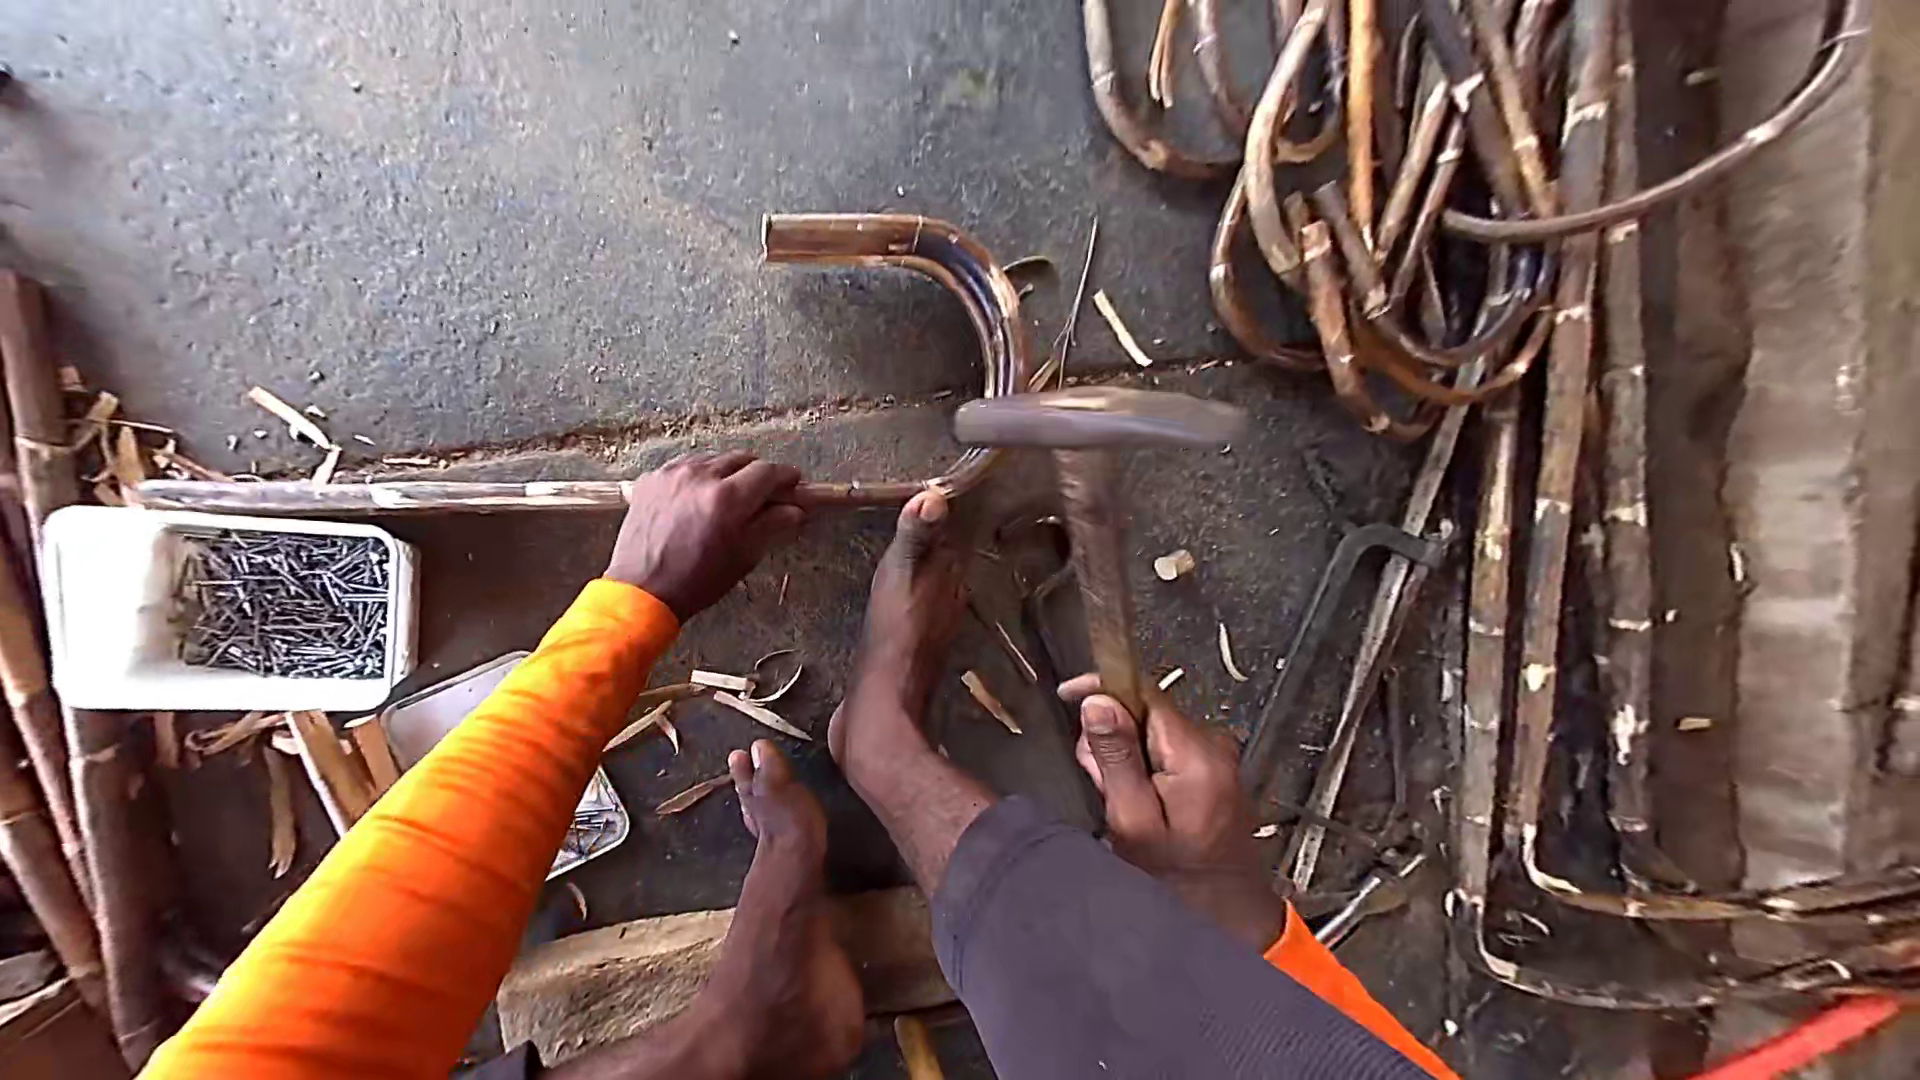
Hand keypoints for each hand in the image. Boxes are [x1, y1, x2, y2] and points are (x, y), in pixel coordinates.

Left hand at [606, 452, 806, 620]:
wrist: (643, 590)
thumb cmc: (698, 579)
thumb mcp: (745, 555)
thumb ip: (774, 524)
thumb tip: (796, 509)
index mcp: (728, 498)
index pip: (768, 471)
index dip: (786, 476)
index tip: (792, 483)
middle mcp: (700, 477)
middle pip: (743, 458)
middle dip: (758, 473)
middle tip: (763, 494)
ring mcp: (672, 475)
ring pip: (714, 459)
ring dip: (729, 472)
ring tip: (729, 496)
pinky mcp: (652, 479)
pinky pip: (686, 466)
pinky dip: (701, 476)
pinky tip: (701, 497)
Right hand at [1059, 674, 1285, 950]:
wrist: (1224, 915)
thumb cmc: (1177, 878)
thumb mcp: (1133, 820)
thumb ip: (1115, 758)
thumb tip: (1096, 701)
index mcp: (1196, 754)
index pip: (1142, 691)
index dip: (1102, 689)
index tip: (1069, 695)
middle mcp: (1213, 744)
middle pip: (1142, 707)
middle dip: (1110, 734)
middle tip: (1102, 779)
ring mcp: (1215, 753)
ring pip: (1148, 725)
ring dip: (1123, 750)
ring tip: (1119, 793)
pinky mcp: (1210, 763)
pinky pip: (1162, 743)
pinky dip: (1140, 761)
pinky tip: (1137, 793)